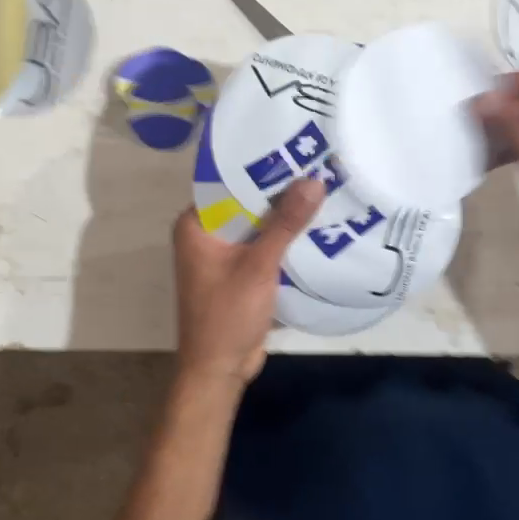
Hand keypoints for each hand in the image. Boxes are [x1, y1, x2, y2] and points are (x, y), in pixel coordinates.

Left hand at [170, 178, 323, 386]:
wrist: (219, 372)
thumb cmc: (227, 316)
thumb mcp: (258, 266)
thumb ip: (285, 224)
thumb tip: (314, 180)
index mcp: (195, 225)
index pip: (227, 182)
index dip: (260, 165)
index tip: (294, 148)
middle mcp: (205, 234)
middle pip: (245, 202)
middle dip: (279, 189)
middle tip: (317, 164)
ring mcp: (222, 255)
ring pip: (257, 224)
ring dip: (284, 215)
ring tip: (324, 188)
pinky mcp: (239, 273)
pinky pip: (263, 245)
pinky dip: (284, 238)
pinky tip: (316, 225)